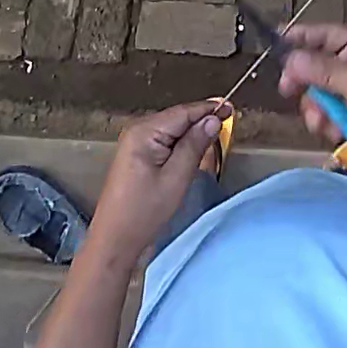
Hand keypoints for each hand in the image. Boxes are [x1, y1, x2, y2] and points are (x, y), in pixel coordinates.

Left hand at [85, 100, 225, 259]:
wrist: (114, 240)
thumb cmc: (145, 211)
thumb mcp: (176, 178)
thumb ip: (195, 145)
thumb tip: (213, 120)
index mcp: (144, 131)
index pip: (182, 112)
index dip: (208, 108)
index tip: (231, 107)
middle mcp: (138, 129)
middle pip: (177, 117)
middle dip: (201, 118)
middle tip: (229, 120)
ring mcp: (135, 141)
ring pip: (171, 128)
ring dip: (193, 130)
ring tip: (217, 132)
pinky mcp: (136, 153)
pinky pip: (164, 139)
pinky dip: (182, 141)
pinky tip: (195, 146)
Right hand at [279, 23, 346, 174]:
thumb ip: (321, 69)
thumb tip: (290, 59)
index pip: (321, 34)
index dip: (298, 37)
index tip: (273, 43)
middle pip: (312, 64)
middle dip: (303, 81)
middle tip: (288, 91)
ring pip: (315, 92)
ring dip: (314, 108)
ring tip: (321, 121)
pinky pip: (324, 113)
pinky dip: (324, 123)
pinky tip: (333, 132)